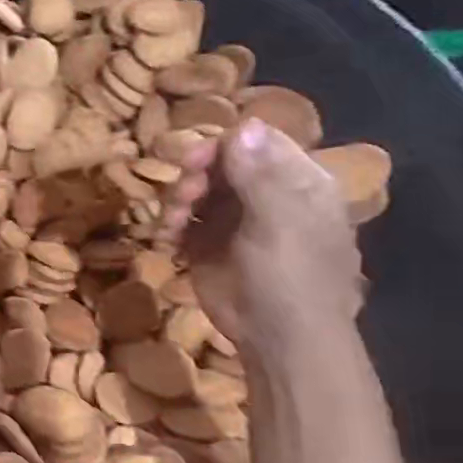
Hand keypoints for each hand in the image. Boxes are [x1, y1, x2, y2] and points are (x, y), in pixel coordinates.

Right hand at [172, 118, 362, 356]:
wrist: (278, 337)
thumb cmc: (292, 276)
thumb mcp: (280, 220)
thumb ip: (259, 174)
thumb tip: (243, 125)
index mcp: (296, 181)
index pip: (256, 143)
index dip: (223, 146)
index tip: (194, 162)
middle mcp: (264, 194)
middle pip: (221, 163)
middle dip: (195, 175)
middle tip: (181, 198)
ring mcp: (233, 222)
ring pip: (197, 190)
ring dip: (177, 199)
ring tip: (170, 223)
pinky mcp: (206, 247)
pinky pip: (182, 222)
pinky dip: (170, 225)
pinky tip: (166, 239)